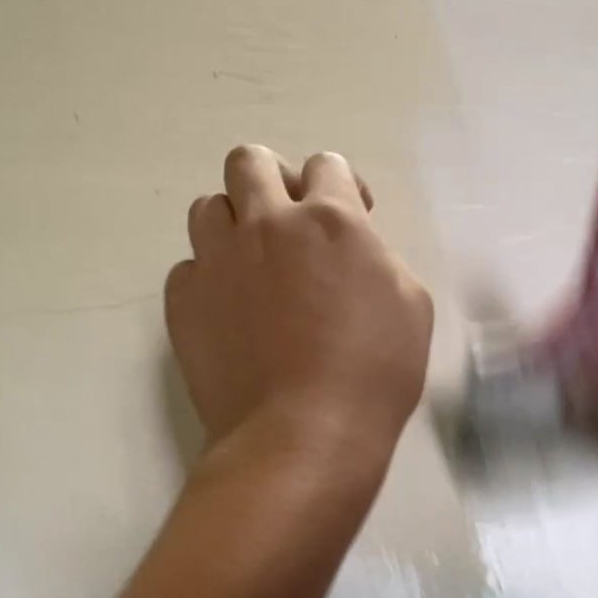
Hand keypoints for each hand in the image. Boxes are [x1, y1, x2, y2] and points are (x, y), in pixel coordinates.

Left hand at [166, 145, 433, 453]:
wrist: (302, 435)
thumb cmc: (374, 374)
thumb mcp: (412, 308)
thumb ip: (380, 260)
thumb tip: (355, 253)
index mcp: (331, 221)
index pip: (326, 165)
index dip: (340, 185)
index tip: (350, 214)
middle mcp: (267, 224)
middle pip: (250, 161)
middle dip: (273, 179)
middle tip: (291, 221)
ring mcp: (217, 260)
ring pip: (209, 206)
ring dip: (235, 223)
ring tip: (255, 264)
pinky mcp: (185, 300)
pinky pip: (190, 267)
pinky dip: (211, 278)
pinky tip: (234, 312)